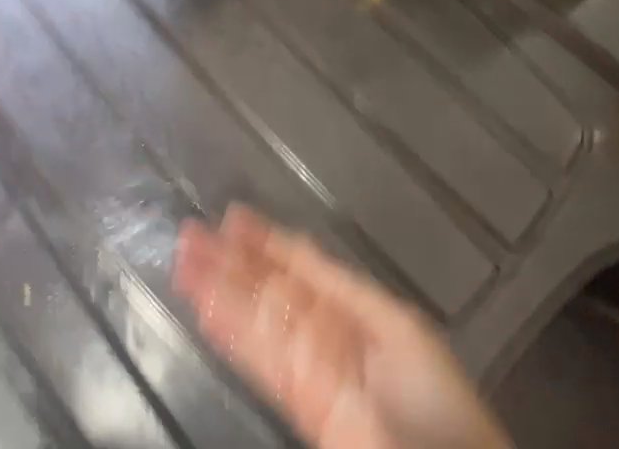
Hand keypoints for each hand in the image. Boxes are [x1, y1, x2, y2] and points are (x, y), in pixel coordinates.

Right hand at [174, 205, 511, 448]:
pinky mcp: (297, 401)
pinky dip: (230, 335)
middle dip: (230, 262)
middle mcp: (325, 335)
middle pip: (269, 291)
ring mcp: (307, 368)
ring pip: (255, 321)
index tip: (231, 216)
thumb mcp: (397, 328)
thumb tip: (288, 244)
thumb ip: (336, 286)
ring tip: (183, 262)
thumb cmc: (435, 398)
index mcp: (354, 311)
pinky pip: (257, 361)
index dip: (266, 241)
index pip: (301, 268)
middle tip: (190, 234)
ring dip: (219, 291)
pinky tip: (203, 308)